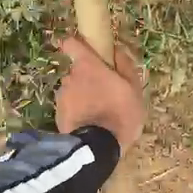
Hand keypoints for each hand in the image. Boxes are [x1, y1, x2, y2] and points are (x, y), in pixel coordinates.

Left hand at [54, 35, 144, 153]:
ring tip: (99, 113)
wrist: (98, 148)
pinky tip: (90, 125)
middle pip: (76, 71)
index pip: (71, 43)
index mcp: (87, 66)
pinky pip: (69, 108)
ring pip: (73, 91)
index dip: (76, 44)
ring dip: (82, 97)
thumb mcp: (134, 89)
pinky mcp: (58, 116)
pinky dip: (77, 113)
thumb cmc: (120, 113)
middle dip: (87, 79)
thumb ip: (125, 66)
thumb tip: (117, 49)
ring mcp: (61, 97)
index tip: (85, 50)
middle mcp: (70, 77)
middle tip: (104, 93)